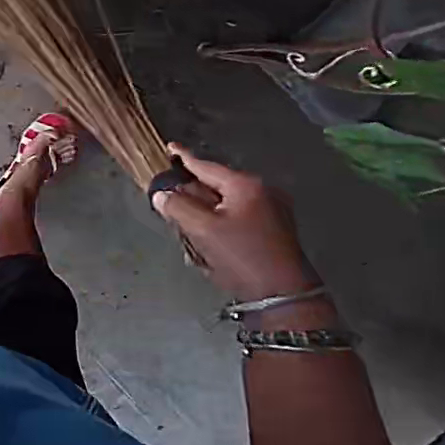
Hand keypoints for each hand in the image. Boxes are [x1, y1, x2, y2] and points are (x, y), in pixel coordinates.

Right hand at [151, 144, 319, 303]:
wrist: (283, 296)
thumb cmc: (242, 257)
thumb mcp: (203, 230)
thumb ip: (178, 207)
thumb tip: (161, 194)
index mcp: (246, 185)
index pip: (207, 167)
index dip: (184, 158)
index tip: (169, 148)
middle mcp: (261, 192)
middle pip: (214, 187)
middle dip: (191, 199)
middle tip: (172, 209)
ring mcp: (270, 212)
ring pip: (224, 207)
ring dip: (203, 219)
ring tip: (191, 239)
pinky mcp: (272, 232)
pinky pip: (236, 221)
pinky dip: (219, 230)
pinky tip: (209, 251)